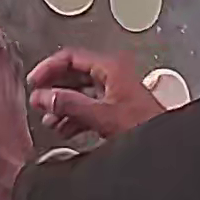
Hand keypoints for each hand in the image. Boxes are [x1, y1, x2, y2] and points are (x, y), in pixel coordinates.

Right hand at [26, 48, 164, 140]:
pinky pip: (88, 105)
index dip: (49, 67)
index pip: (71, 57)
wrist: (165, 143)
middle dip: (54, 88)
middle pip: (74, 74)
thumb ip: (70, 105)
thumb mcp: (102, 114)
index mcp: (111, 67)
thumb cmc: (144, 124)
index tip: (35, 81)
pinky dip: (74, 115)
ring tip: (48, 118)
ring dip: (62, 105)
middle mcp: (112, 74)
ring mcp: (114, 90)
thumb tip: (45, 97)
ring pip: (80, 92)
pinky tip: (64, 128)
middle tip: (37, 99)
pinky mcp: (115, 106)